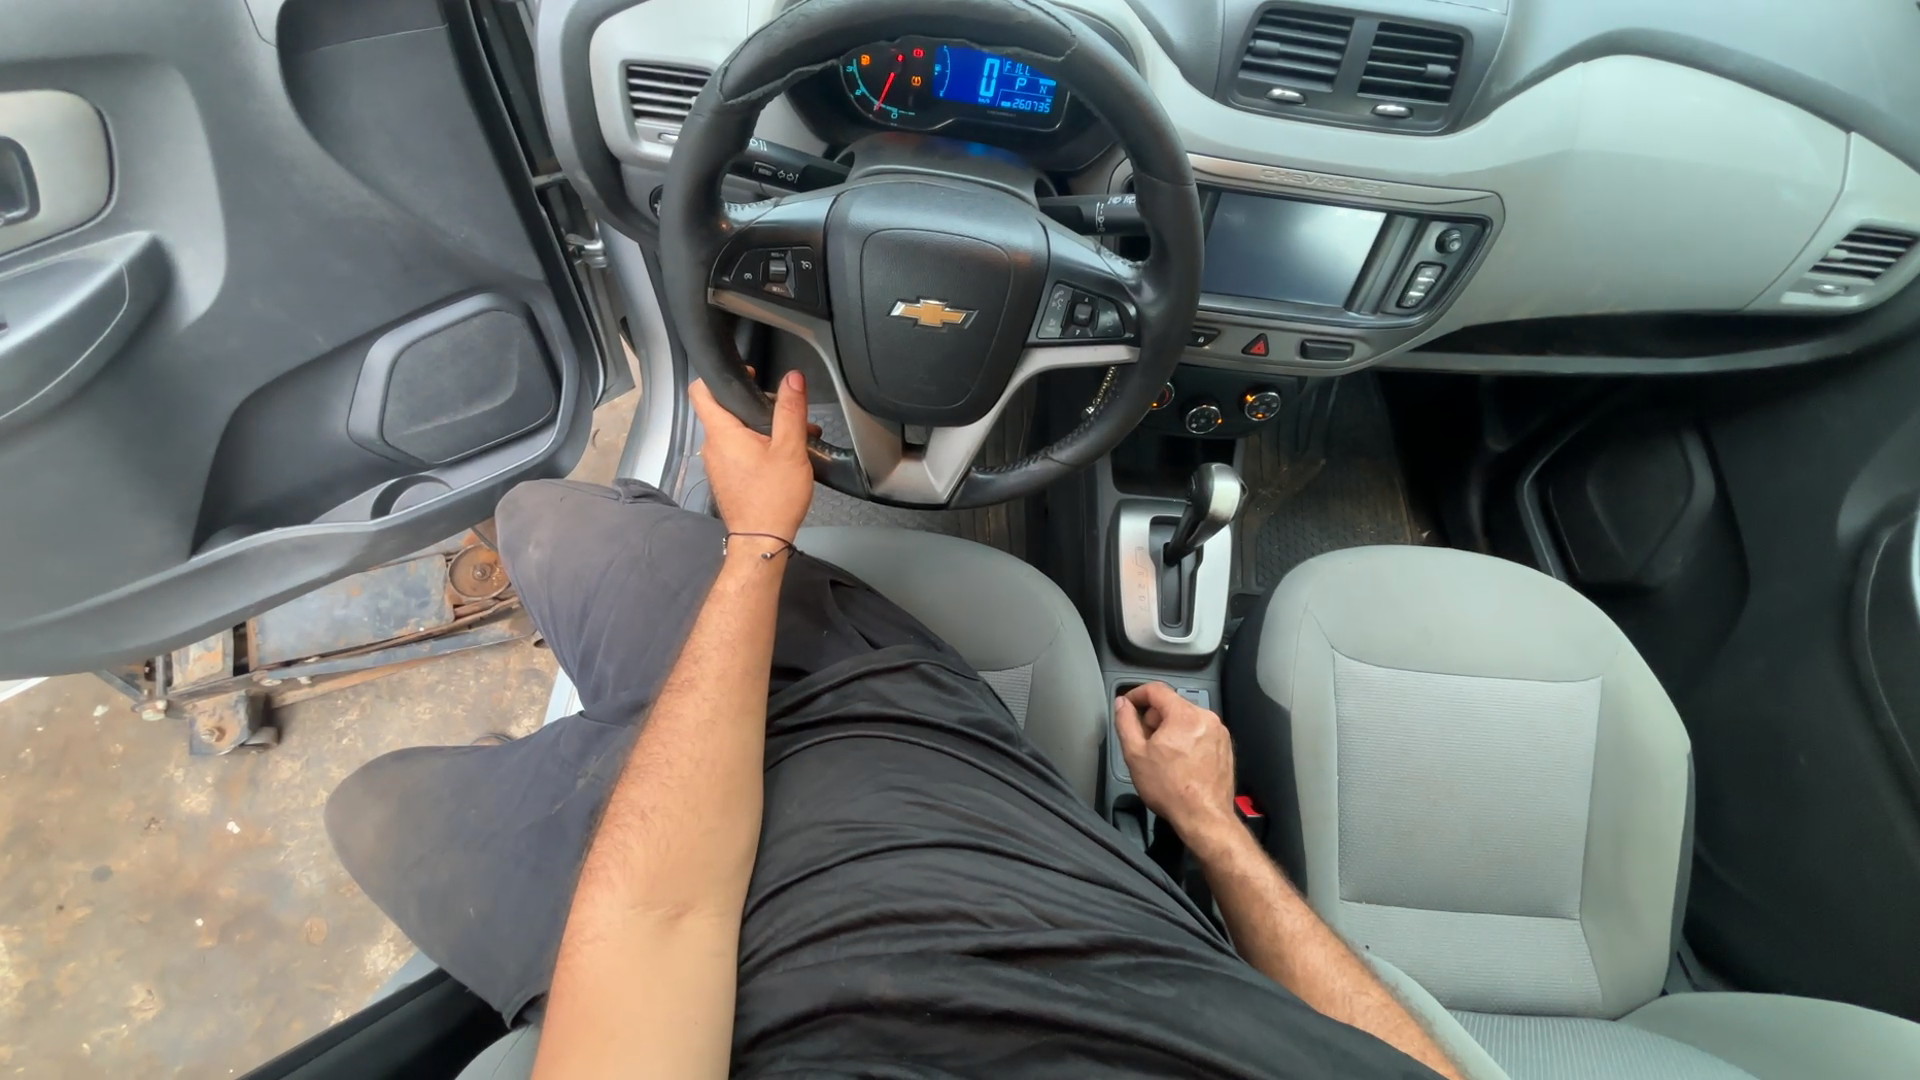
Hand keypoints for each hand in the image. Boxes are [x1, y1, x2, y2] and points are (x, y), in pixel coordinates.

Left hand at [688, 371, 812, 543]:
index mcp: (723, 433)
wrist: (762, 540)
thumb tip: (793, 379)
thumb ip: (790, 410)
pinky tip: (782, 460)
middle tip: (786, 416)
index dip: (720, 377)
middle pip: (726, 411)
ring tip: (792, 441)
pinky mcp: (726, 478)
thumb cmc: (774, 499)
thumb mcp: (790, 449)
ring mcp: (717, 464)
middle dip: (757, 408)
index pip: (701, 391)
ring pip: (735, 433)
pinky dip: (757, 449)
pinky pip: (738, 453)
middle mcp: (713, 447)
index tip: (747, 377)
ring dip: (762, 431)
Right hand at [1115, 682, 1236, 838]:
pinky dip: (1186, 738)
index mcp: (1184, 715)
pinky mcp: (1225, 746)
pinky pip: (1200, 731)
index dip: (1136, 694)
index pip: (1156, 689)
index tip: (1128, 705)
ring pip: (1186, 718)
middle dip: (1153, 717)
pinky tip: (1179, 761)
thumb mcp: (1135, 754)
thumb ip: (1125, 722)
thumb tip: (1122, 704)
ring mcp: (1219, 732)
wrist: (1204, 817)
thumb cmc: (1171, 789)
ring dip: (1170, 728)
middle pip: (1171, 703)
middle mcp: (1205, 718)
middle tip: (1144, 740)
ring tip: (1162, 755)